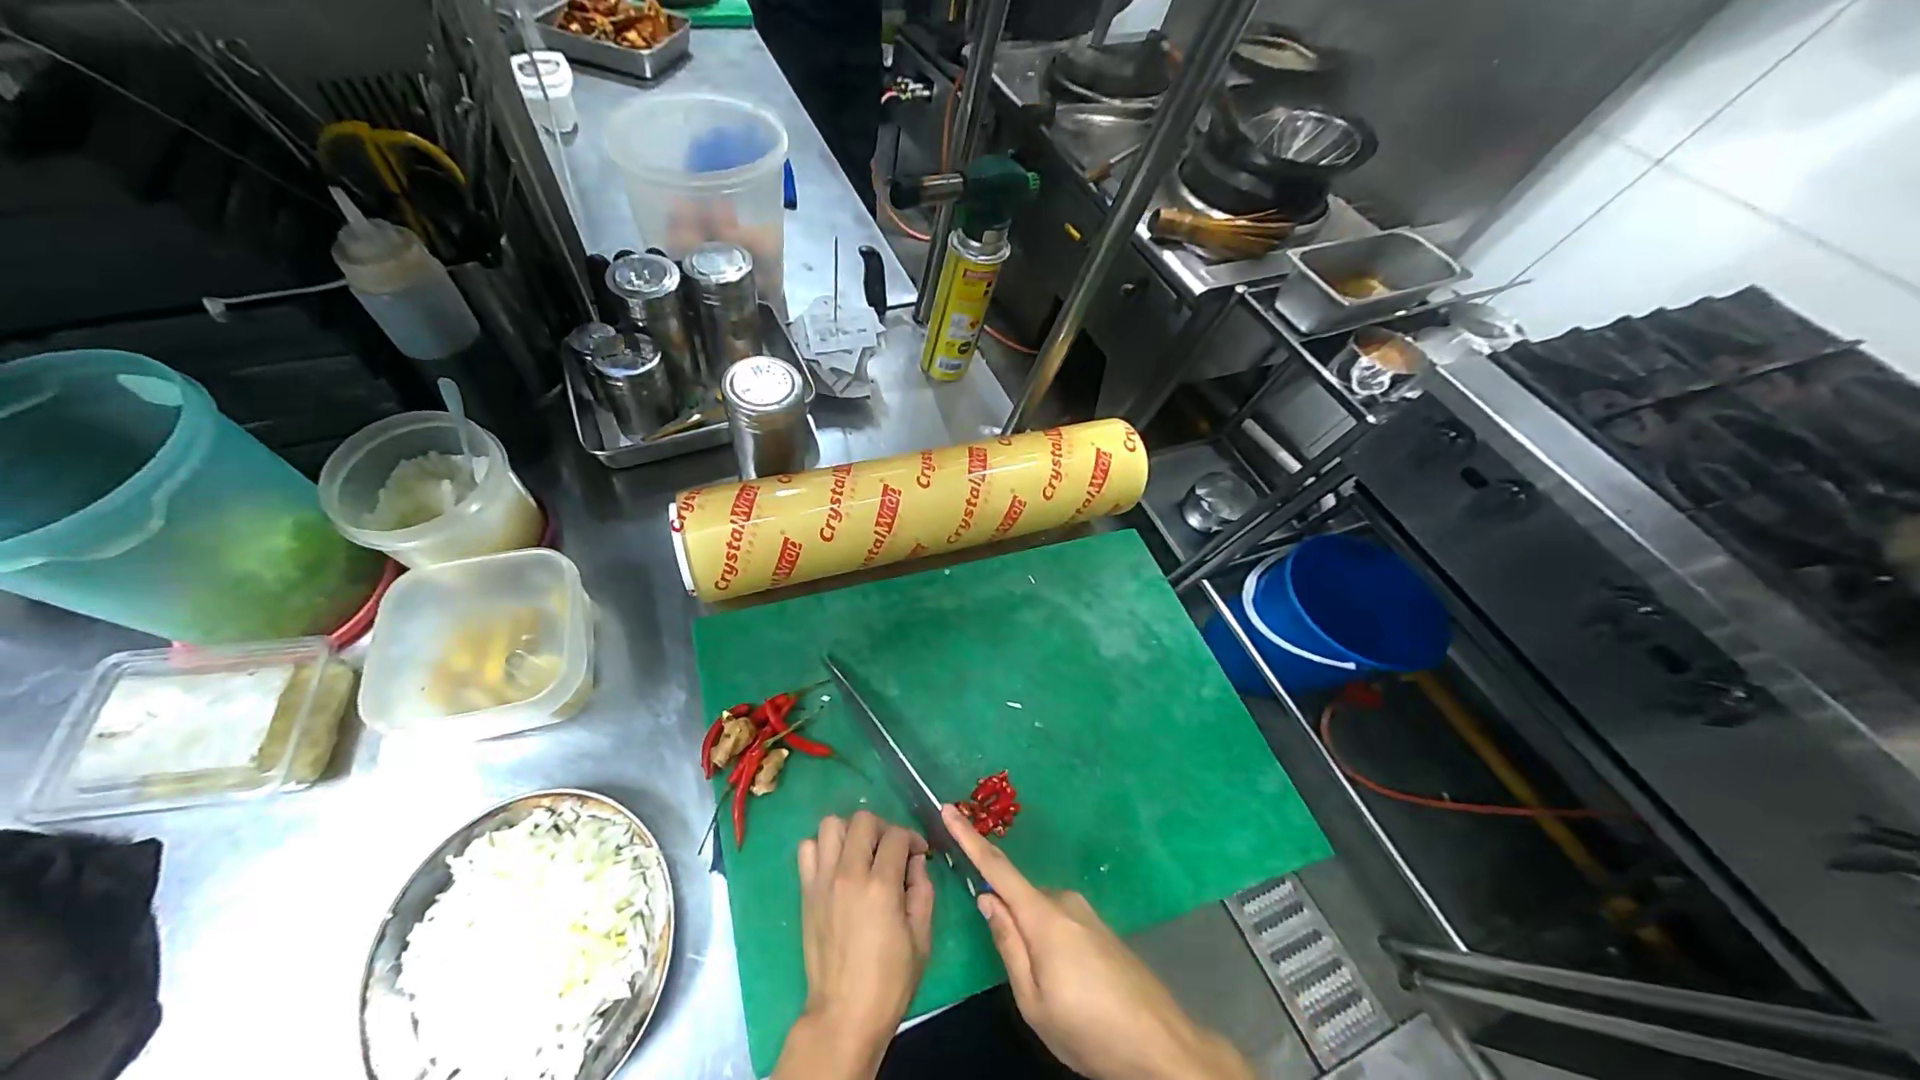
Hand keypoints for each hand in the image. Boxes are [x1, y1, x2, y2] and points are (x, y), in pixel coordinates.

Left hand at [774, 811, 934, 1079]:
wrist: (844, 1013)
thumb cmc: (889, 980)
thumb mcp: (921, 937)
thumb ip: (922, 890)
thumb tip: (915, 862)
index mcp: (881, 885)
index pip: (897, 835)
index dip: (913, 839)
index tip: (919, 854)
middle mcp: (848, 874)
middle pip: (863, 820)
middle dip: (884, 828)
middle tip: (892, 850)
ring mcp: (822, 881)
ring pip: (830, 825)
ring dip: (851, 832)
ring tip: (862, 852)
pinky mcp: (806, 892)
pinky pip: (807, 849)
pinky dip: (822, 847)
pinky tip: (838, 865)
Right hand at [944, 805, 1254, 1079]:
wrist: (1161, 1045)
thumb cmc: (1089, 1029)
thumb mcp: (1033, 1000)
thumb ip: (1007, 944)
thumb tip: (987, 899)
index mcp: (1044, 917)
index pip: (998, 868)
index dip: (970, 838)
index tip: (949, 808)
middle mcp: (1065, 903)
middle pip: (1019, 896)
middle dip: (1004, 917)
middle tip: (1013, 967)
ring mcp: (1087, 913)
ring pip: (1040, 913)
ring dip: (1029, 937)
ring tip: (1046, 991)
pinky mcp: (1100, 928)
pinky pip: (1059, 922)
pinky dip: (1047, 940)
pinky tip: (1064, 983)